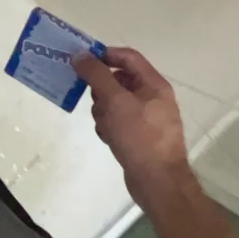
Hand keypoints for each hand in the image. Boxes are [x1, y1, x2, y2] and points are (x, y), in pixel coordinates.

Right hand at [73, 47, 193, 203]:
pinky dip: (109, 125)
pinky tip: (109, 137)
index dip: (104, 55)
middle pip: (118, 79)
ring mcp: (147, 117)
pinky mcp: (139, 135)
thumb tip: (80, 55)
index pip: (127, 56)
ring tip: (105, 125)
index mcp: (153, 84)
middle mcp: (152, 97)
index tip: (82, 63)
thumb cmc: (139, 137)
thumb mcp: (115, 101)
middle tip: (95, 102)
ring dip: (103, 110)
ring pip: (114, 101)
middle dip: (101, 90)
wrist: (158, 182)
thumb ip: (96, 75)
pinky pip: (117, 120)